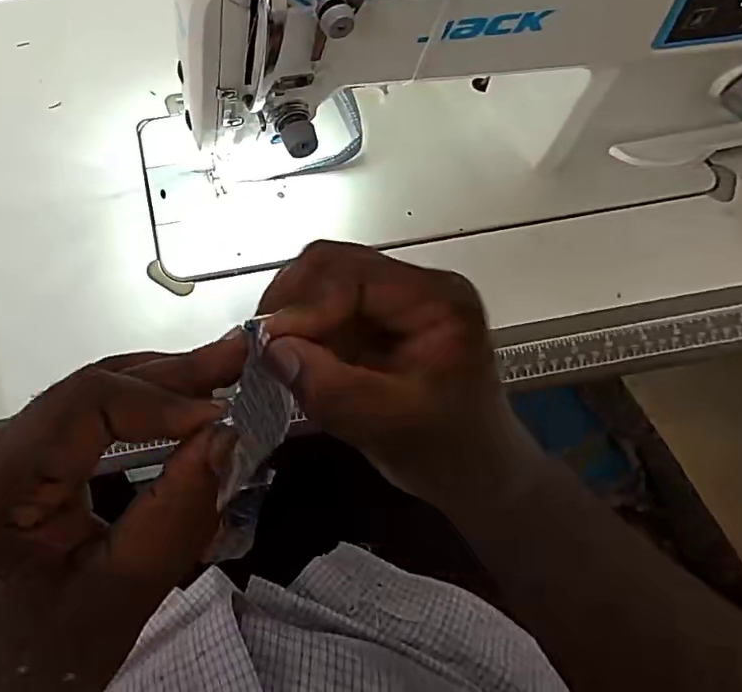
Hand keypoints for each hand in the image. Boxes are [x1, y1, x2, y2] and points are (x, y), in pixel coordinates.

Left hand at [0, 338, 247, 691]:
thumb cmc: (35, 660)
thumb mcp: (111, 601)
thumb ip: (170, 519)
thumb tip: (224, 441)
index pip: (85, 401)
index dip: (160, 398)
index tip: (225, 414)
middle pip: (91, 388)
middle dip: (171, 375)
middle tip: (238, 356)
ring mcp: (10, 446)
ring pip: (94, 398)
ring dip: (162, 388)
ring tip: (222, 372)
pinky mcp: (29, 458)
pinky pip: (90, 422)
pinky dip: (144, 416)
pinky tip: (183, 406)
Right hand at [257, 240, 545, 509]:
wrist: (477, 475)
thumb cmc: (456, 454)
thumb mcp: (393, 428)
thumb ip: (332, 389)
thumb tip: (272, 351)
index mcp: (436, 300)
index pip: (349, 274)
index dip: (303, 306)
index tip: (272, 345)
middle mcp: (410, 286)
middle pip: (326, 266)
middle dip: (288, 305)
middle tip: (264, 346)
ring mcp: (386, 298)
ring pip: (313, 282)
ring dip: (288, 317)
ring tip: (277, 356)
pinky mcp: (365, 314)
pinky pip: (313, 305)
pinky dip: (294, 330)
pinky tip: (291, 359)